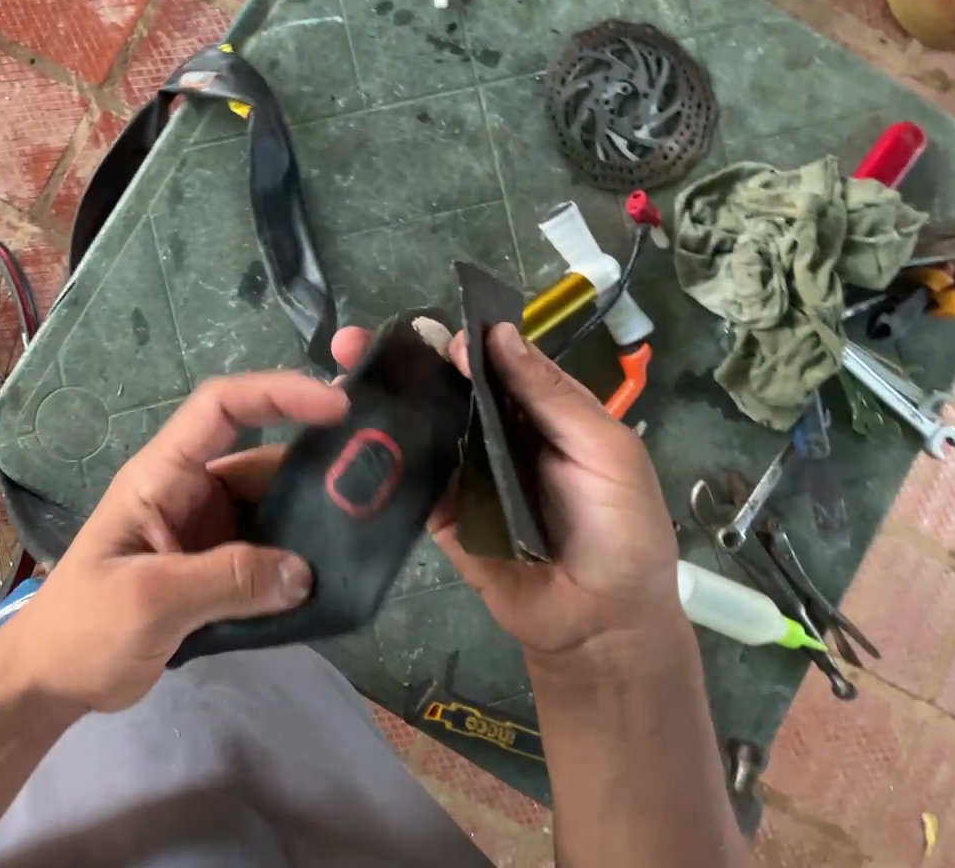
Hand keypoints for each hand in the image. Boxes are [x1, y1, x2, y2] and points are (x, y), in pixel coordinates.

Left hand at [0, 372, 345, 712]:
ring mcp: (203, 530)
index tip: (336, 406)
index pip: (220, 408)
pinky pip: (266, 551)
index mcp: (161, 476)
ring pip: (270, 507)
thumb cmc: (85, 628)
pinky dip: (296, 560)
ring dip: (312, 520)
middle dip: (314, 468)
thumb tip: (303, 573)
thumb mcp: (150, 600)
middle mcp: (187, 492)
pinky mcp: (213, 568)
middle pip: (259, 460)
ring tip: (368, 535)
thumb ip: (226, 582)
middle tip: (376, 487)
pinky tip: (333, 575)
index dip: (277, 393)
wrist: (53, 680)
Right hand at [331, 322, 680, 660]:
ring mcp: (461, 471)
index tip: (414, 329)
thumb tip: (497, 332)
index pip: (489, 362)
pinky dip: (378, 456)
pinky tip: (345, 434)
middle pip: (442, 388)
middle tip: (347, 344)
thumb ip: (551, 395)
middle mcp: (493, 433)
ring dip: (378, 402)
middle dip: (398, 363)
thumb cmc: (620, 531)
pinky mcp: (437, 509)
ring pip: (417, 426)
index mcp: (536, 411)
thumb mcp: (605, 452)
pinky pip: (406, 477)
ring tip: (334, 381)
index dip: (452, 341)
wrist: (597, 625)